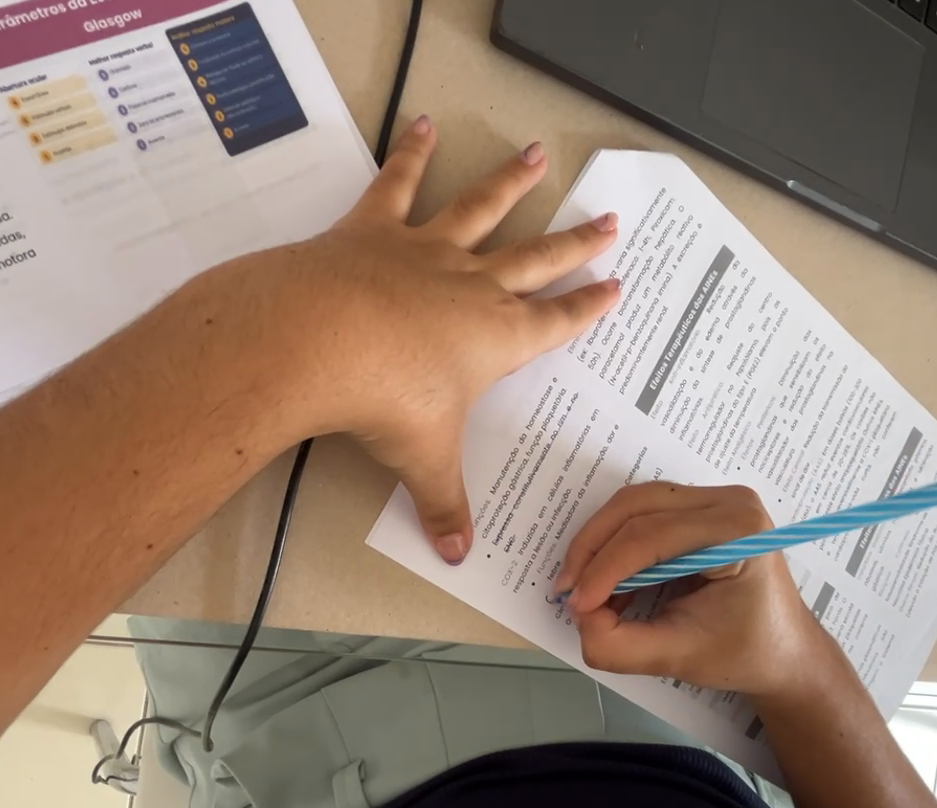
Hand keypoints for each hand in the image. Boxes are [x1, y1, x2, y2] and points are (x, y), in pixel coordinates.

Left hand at [156, 116, 620, 563]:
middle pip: (537, 261)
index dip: (588, 308)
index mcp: (494, 339)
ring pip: (482, 210)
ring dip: (512, 185)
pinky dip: (412, 153)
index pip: (556, 324)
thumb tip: (457, 555)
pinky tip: (424, 124)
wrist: (321, 343)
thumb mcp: (423, 462)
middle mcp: (472, 288)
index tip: (616, 287)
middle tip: (609, 221)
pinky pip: (401, 184)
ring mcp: (427, 252)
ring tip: (536, 158)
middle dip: (575, 245)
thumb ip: (443, 506)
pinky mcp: (377, 230)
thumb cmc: (385, 401)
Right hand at [555, 483, 838, 698]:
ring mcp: (714, 499)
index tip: (574, 606)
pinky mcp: (699, 508)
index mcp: (738, 531)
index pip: (652, 535)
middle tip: (566, 590)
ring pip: (632, 505)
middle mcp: (729, 501)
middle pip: (636, 506)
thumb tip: (577, 615)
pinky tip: (606, 584)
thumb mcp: (676, 659)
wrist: (783, 652)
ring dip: (598, 544)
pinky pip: (642, 514)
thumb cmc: (743, 654)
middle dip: (592, 548)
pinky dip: (614, 545)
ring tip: (582, 588)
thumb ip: (618, 645)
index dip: (605, 569)